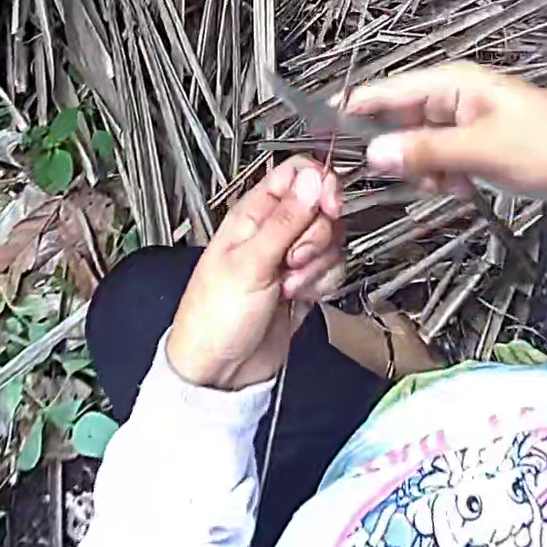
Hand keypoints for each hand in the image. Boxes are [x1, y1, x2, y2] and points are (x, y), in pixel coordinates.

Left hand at [165, 157, 344, 389]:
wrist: (221, 373)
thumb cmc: (215, 316)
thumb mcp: (250, 263)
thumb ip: (286, 220)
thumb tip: (313, 178)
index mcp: (254, 212)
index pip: (298, 173)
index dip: (320, 184)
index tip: (329, 208)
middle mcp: (275, 228)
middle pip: (321, 205)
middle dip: (318, 235)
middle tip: (295, 258)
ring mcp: (291, 254)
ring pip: (331, 238)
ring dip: (318, 265)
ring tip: (289, 284)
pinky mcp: (304, 280)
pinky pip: (332, 267)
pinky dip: (322, 284)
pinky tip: (299, 297)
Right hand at [342, 62, 546, 201]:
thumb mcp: (485, 150)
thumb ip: (427, 151)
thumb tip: (374, 153)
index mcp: (449, 83)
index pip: (384, 92)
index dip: (351, 110)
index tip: (320, 133)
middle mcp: (448, 96)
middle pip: (396, 122)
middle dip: (401, 154)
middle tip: (422, 178)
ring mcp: (458, 119)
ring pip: (414, 145)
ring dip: (425, 169)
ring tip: (454, 183)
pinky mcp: (468, 140)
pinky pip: (435, 157)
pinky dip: (442, 175)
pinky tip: (464, 185)